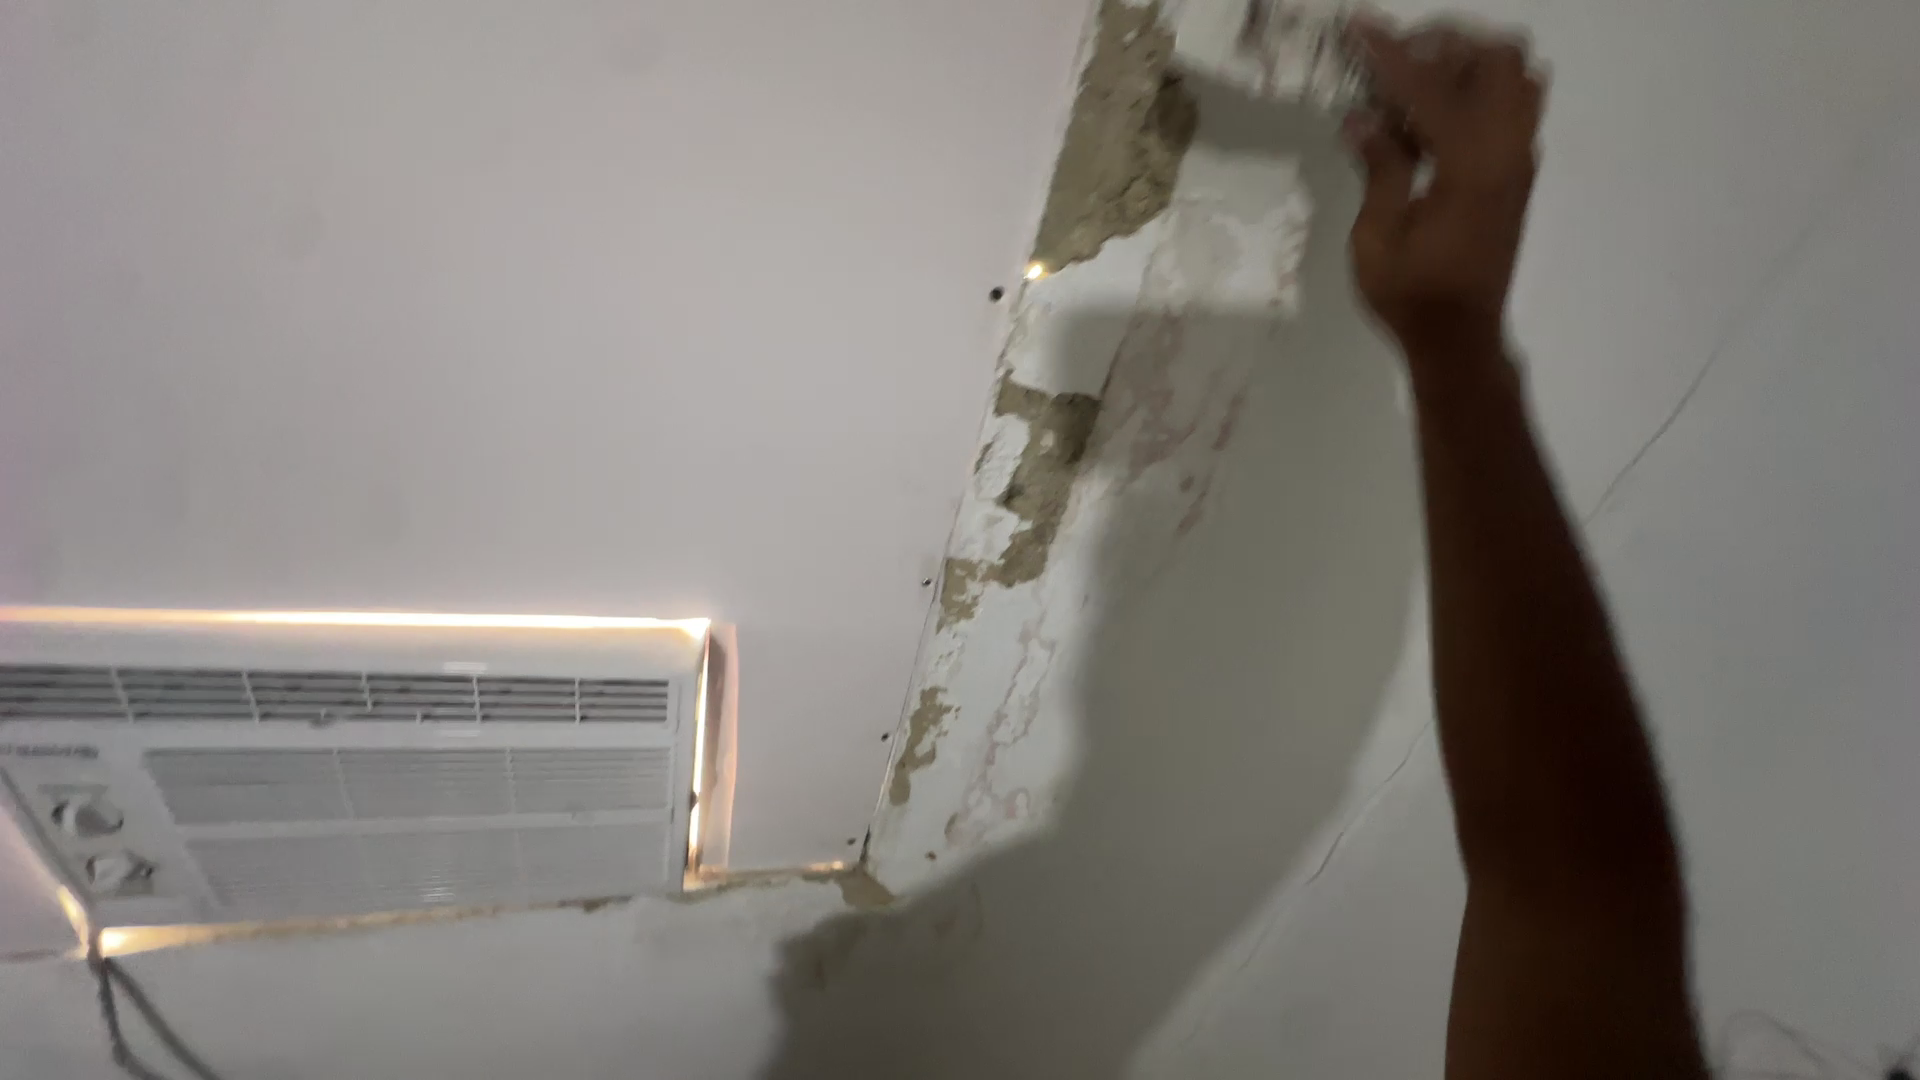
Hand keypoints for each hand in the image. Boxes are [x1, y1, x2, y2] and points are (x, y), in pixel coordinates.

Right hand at [1343, 14, 1546, 358]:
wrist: (1458, 335)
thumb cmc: (1410, 294)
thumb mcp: (1377, 236)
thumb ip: (1379, 168)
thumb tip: (1361, 117)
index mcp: (1470, 162)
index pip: (1430, 86)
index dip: (1390, 54)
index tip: (1359, 27)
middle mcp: (1507, 147)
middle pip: (1496, 58)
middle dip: (1442, 45)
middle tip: (1392, 64)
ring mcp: (1519, 159)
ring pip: (1514, 77)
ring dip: (1467, 66)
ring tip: (1414, 87)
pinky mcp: (1516, 174)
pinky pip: (1512, 106)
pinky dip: (1476, 93)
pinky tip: (1433, 121)